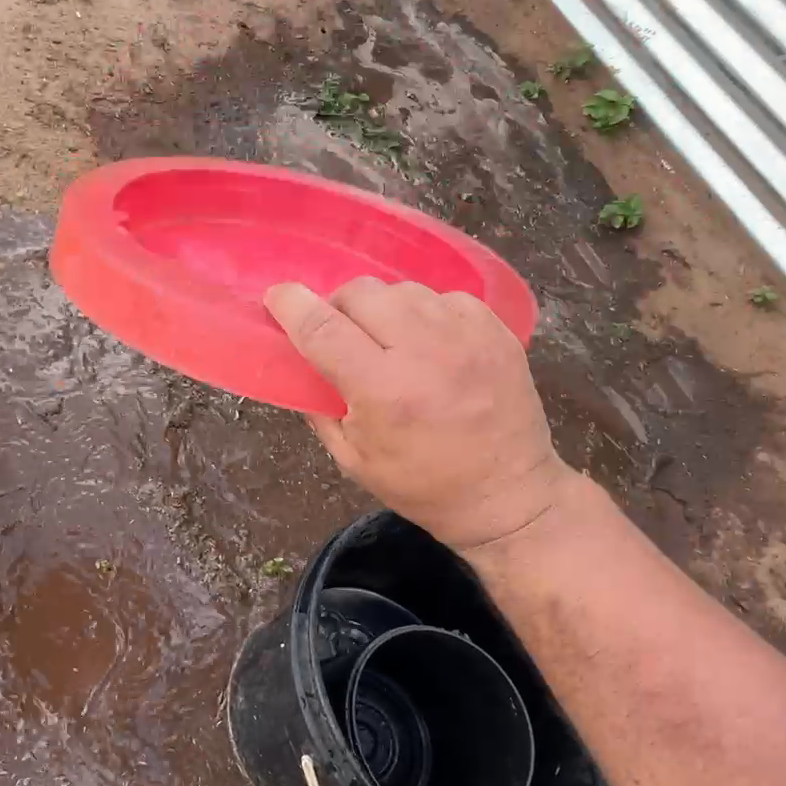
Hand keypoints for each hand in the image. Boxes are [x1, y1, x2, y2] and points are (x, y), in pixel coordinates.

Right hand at [265, 278, 574, 553]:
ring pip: (403, 289)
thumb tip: (300, 367)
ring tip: (387, 338)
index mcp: (383, 389)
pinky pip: (444, 297)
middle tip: (340, 333)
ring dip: (381, 308)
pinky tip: (428, 341)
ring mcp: (466, 336)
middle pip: (361, 292)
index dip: (291, 305)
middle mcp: (424, 351)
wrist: (508, 496)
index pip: (322, 328)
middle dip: (338, 306)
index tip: (277, 297)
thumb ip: (319, 409)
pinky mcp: (496, 330)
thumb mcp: (353, 461)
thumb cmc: (422, 486)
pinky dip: (425, 312)